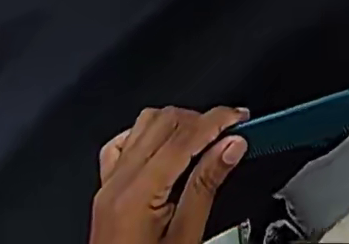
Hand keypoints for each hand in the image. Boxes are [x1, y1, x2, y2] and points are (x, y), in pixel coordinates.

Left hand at [90, 107, 248, 243]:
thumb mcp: (185, 239)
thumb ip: (207, 186)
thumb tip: (233, 145)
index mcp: (137, 195)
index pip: (184, 136)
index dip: (218, 120)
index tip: (242, 117)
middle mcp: (118, 183)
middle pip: (166, 121)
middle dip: (203, 120)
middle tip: (230, 132)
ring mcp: (109, 184)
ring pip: (147, 123)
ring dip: (179, 123)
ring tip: (204, 140)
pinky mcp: (106, 189)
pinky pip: (125, 142)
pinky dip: (150, 133)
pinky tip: (167, 146)